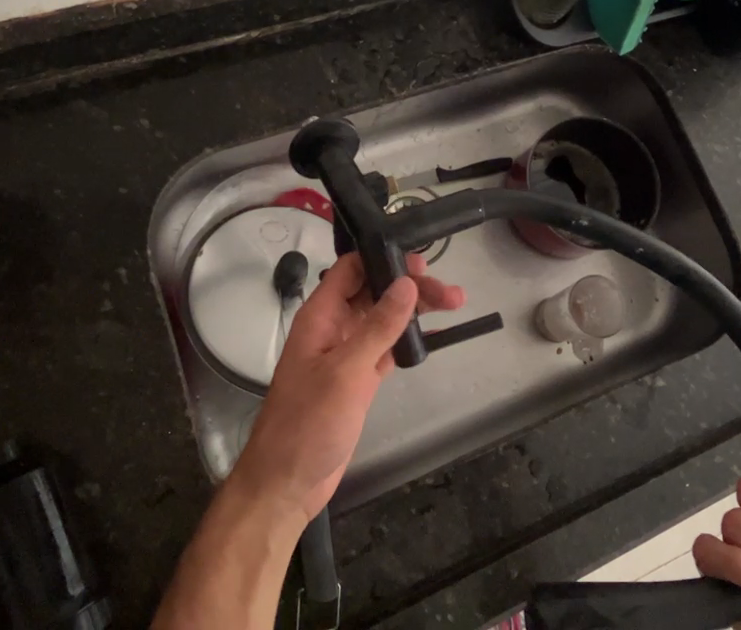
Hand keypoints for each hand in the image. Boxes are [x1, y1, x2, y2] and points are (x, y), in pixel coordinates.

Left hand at [228, 252, 464, 521]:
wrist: (287, 482)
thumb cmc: (307, 423)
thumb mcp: (345, 371)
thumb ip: (377, 327)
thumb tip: (405, 283)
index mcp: (320, 316)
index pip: (351, 270)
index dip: (383, 259)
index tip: (421, 263)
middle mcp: (333, 328)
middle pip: (373, 292)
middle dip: (410, 287)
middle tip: (450, 293)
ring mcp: (346, 354)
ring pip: (383, 318)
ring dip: (414, 311)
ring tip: (453, 304)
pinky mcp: (358, 379)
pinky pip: (386, 347)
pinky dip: (408, 339)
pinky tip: (433, 334)